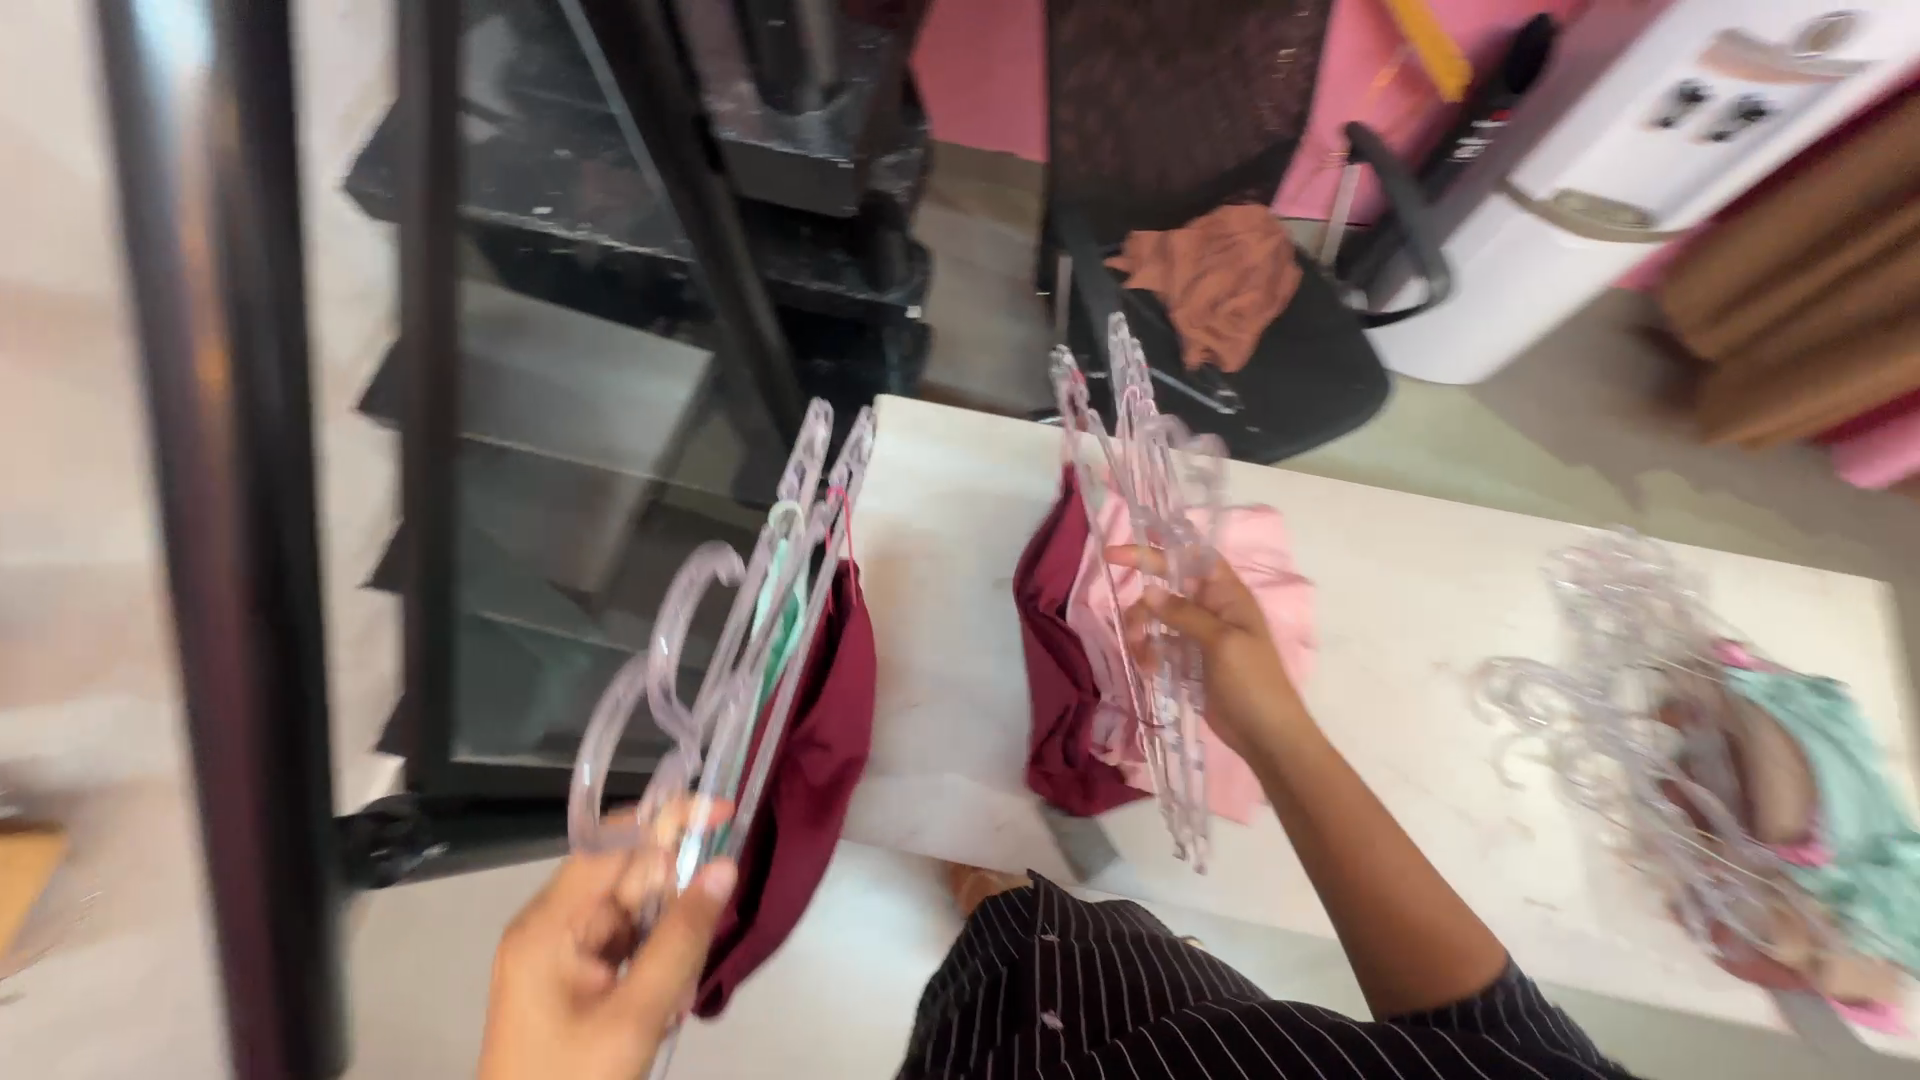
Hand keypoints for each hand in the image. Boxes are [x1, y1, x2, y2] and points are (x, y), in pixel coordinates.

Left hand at [478, 843, 735, 1079]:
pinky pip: (630, 939)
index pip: (615, 841)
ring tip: (674, 998)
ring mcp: (562, 949)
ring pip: (637, 908)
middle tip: (700, 944)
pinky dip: (658, 959)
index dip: (670, 818)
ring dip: (670, 938)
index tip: (723, 813)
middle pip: (630, 875)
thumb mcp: (636, 1016)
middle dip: (675, 899)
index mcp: (551, 923)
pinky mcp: (574, 972)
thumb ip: (682, 937)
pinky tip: (665, 1001)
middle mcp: (552, 923)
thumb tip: (725, 864)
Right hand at [1107, 544, 1311, 760]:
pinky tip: (1148, 667)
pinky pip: (1159, 644)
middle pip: (1168, 587)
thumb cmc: (1253, 682)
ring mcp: (1199, 636)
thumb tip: (1149, 591)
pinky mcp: (1189, 661)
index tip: (1125, 549)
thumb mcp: (1221, 642)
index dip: (1163, 546)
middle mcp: (1212, 609)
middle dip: (1144, 599)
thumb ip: (1185, 614)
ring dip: (1142, 629)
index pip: (1193, 557)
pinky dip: (1148, 651)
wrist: (1265, 735)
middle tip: (1123, 614)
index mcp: (1228, 595)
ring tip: (1138, 652)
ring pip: (1158, 618)